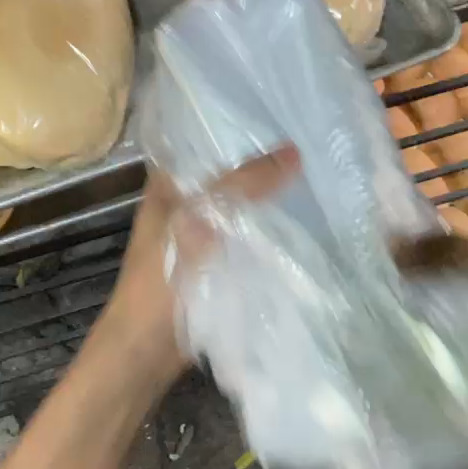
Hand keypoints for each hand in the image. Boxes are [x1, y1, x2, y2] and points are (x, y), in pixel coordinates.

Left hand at [91, 148, 303, 388]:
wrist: (148, 348)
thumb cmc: (162, 277)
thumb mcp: (199, 220)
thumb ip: (240, 186)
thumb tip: (294, 152)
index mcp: (166, 187)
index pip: (204, 146)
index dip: (238, 133)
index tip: (284, 119)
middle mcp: (183, 208)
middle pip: (229, 179)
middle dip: (264, 168)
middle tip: (316, 149)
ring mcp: (202, 241)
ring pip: (242, 212)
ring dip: (271, 203)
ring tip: (319, 180)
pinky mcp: (219, 270)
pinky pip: (250, 243)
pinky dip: (271, 236)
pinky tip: (307, 227)